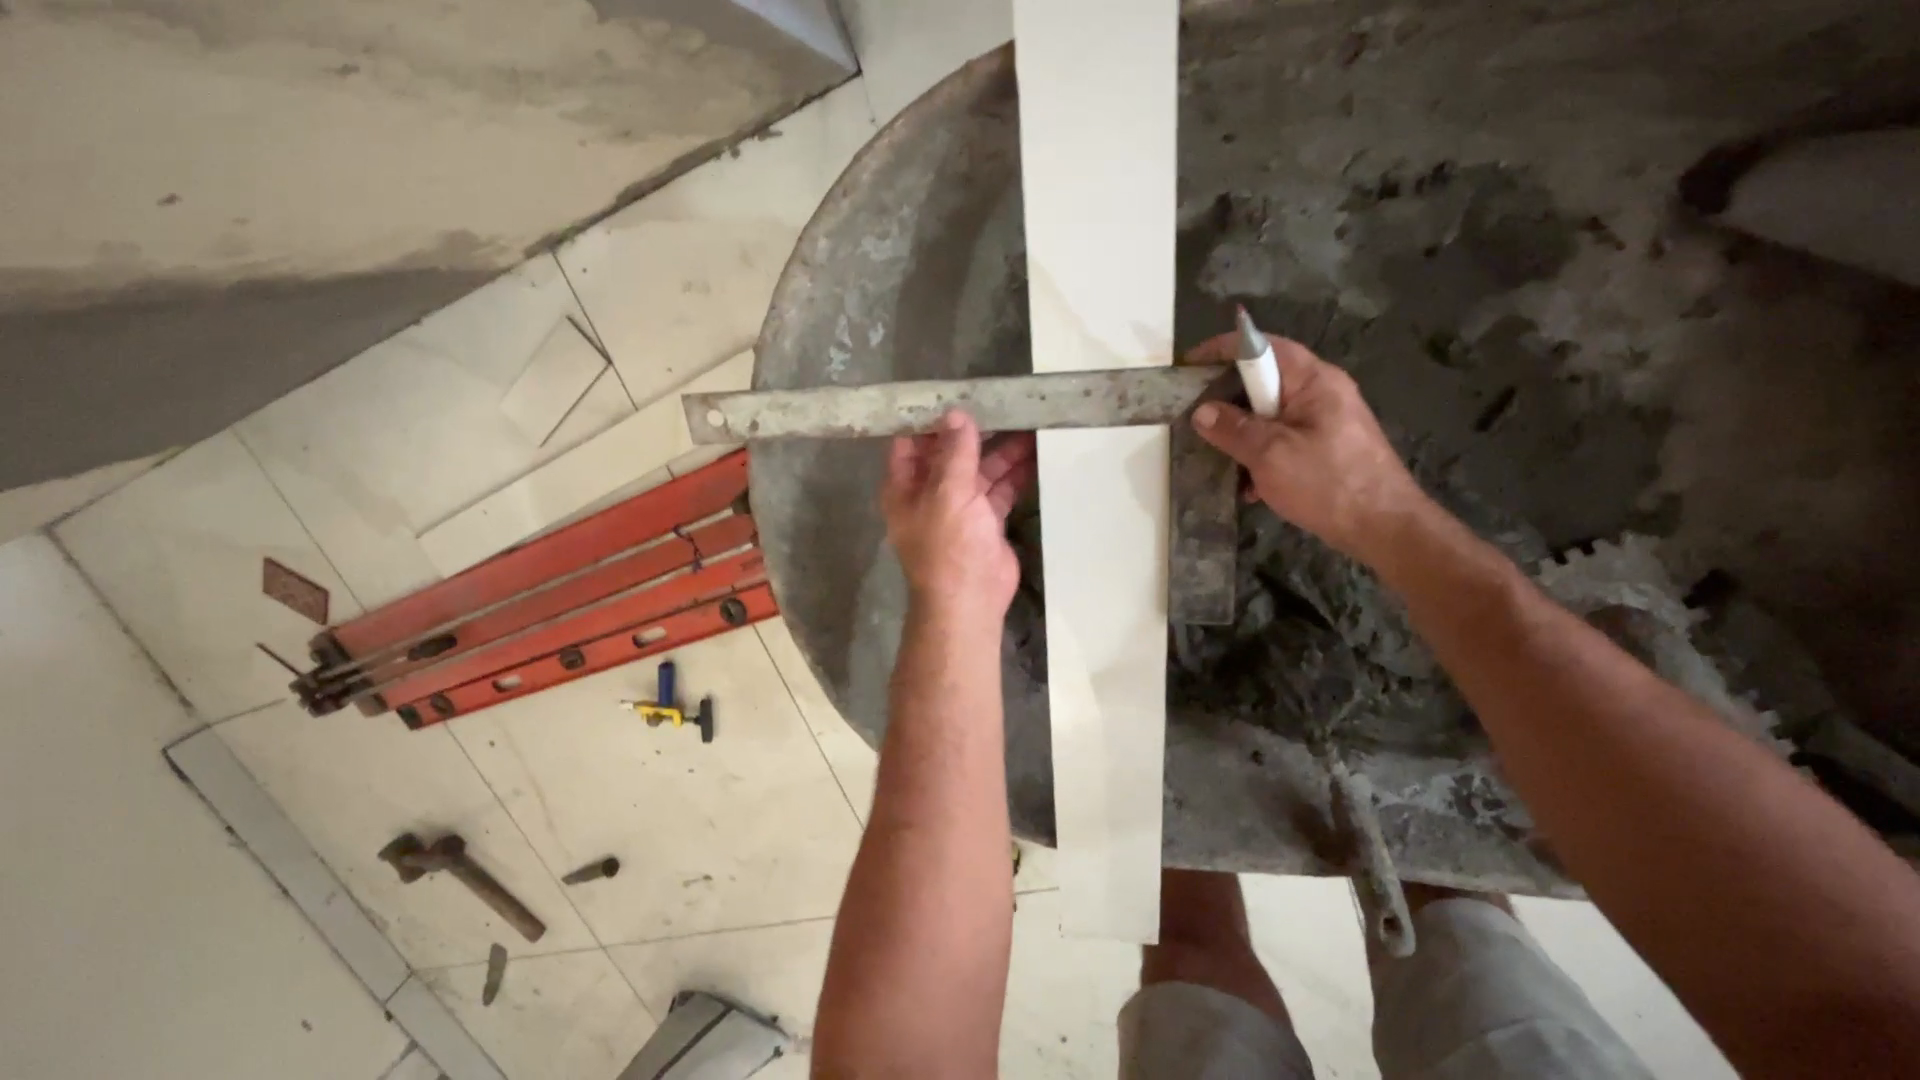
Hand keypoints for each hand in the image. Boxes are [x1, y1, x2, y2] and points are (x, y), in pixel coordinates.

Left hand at [881, 411, 1036, 624]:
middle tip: (1003, 401)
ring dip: (1001, 450)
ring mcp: (959, 507)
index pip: (911, 441)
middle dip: (975, 431)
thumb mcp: (947, 493)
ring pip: (979, 469)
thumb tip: (957, 414)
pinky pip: (999, 489)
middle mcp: (929, 493)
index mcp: (905, 486)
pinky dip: (1014, 473)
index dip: (930, 418)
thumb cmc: (948, 546)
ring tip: (1029, 420)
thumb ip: (954, 452)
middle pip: (950, 452)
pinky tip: (1034, 452)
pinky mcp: (985, 521)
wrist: (970, 600)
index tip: (956, 392)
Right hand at [1186, 333, 1426, 564]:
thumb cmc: (1328, 483)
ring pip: (1271, 415)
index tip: (1189, 365)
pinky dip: (1263, 457)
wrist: (1385, 528)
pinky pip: (1284, 440)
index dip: (1223, 350)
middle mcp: (1323, 392)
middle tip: (1196, 417)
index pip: (1263, 346)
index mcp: (1313, 381)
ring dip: (1244, 436)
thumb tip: (1202, 412)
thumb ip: (1233, 430)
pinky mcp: (1328, 449)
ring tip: (1221, 459)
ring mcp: (1327, 421)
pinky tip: (1251, 486)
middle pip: (1265, 381)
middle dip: (1228, 400)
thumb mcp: (1270, 455)